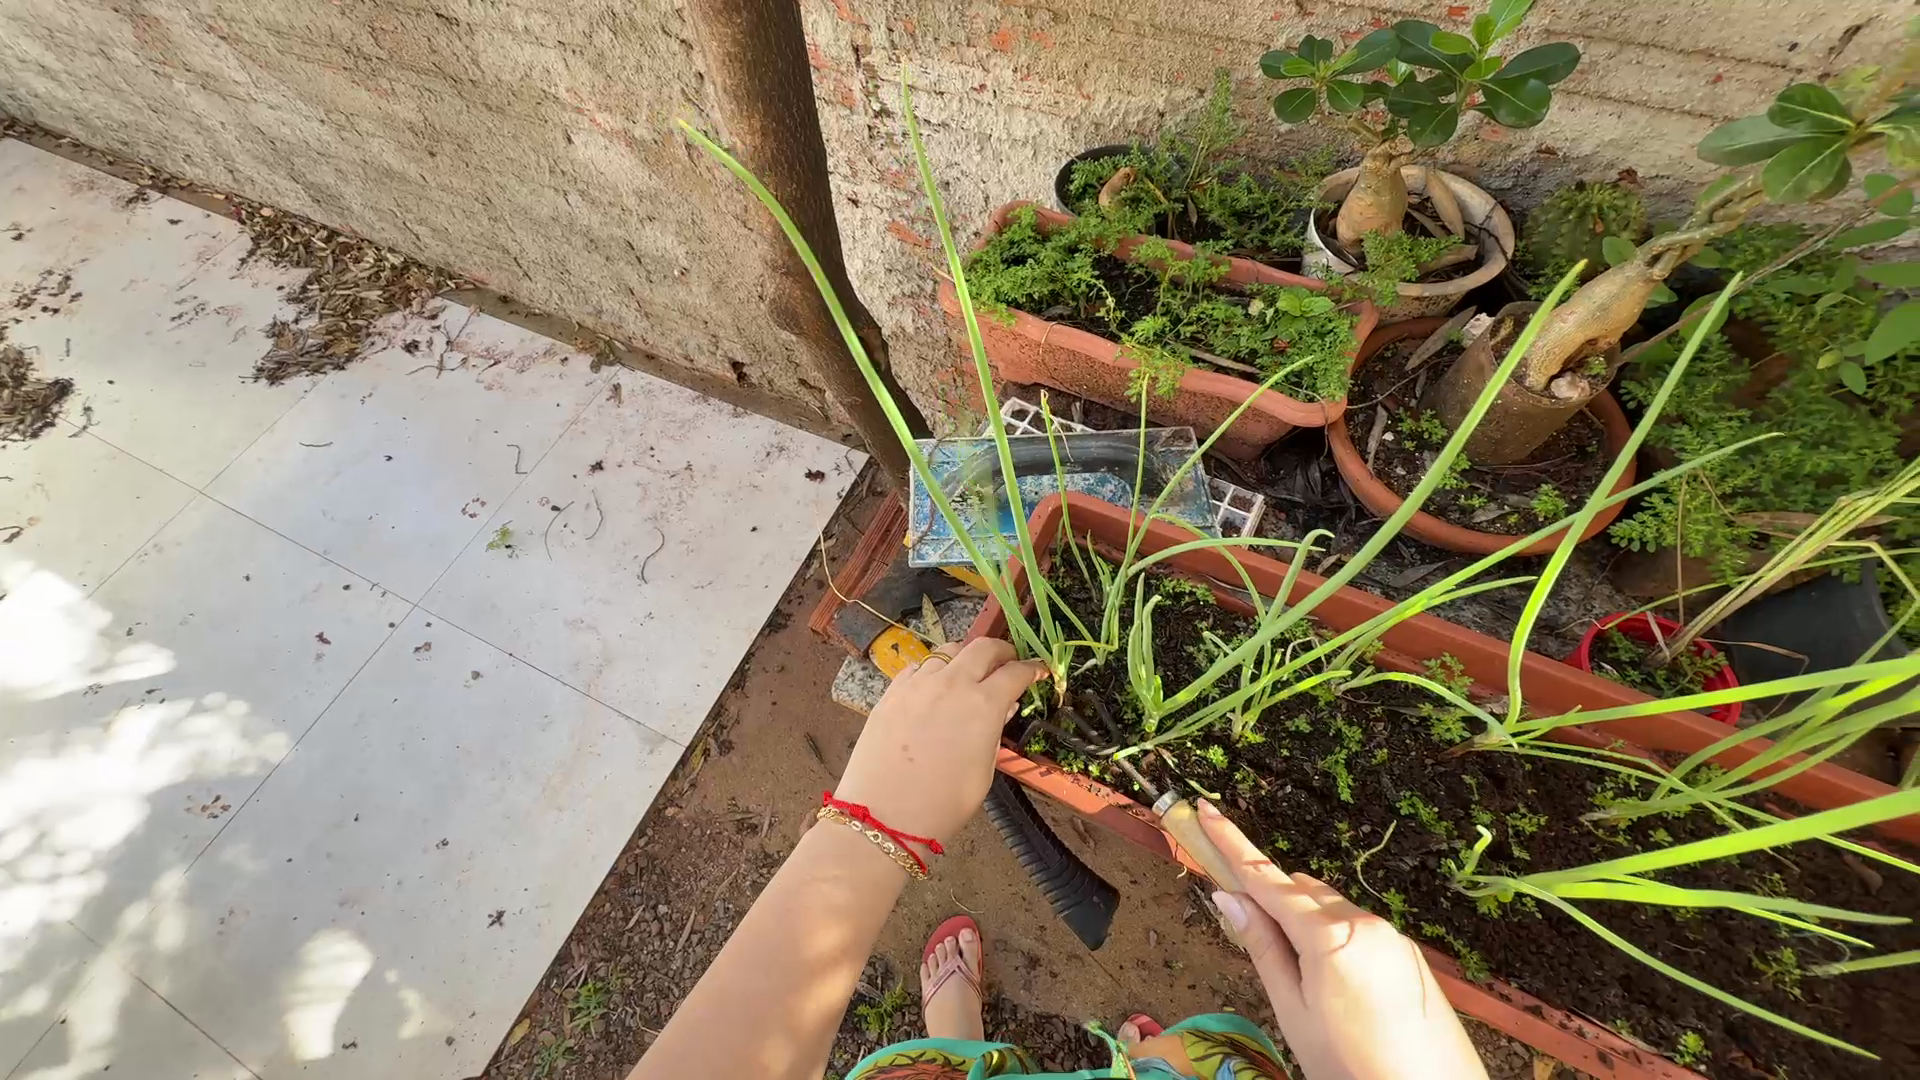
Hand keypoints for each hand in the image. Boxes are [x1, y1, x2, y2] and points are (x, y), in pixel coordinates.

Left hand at [833, 639, 1046, 849]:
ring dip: (966, 657)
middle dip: (1002, 651)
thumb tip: (1004, 707)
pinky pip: (919, 667)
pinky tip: (934, 688)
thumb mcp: (983, 773)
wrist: (883, 816)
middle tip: (1008, 663)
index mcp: (982, 705)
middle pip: (983, 648)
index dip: (1032, 670)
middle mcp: (952, 684)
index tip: (1038, 671)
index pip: (1015, 672)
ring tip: (969, 674)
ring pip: (948, 650)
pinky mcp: (892, 691)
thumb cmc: (942, 805)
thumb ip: (995, 733)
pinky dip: (934, 671)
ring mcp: (918, 683)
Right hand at [1197, 801, 1487, 1079]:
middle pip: (1300, 889)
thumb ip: (1262, 947)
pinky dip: (1336, 937)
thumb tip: (1228, 896)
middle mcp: (1363, 921)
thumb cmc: (1351, 1069)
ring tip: (1307, 981)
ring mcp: (1393, 936)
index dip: (1231, 842)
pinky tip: (1342, 987)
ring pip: (1330, 907)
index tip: (1207, 808)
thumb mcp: (1294, 1013)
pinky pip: (1359, 927)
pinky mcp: (1411, 955)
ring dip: (1306, 920)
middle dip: (1273, 900)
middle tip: (1257, 939)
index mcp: (1328, 935)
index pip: (1267, 878)